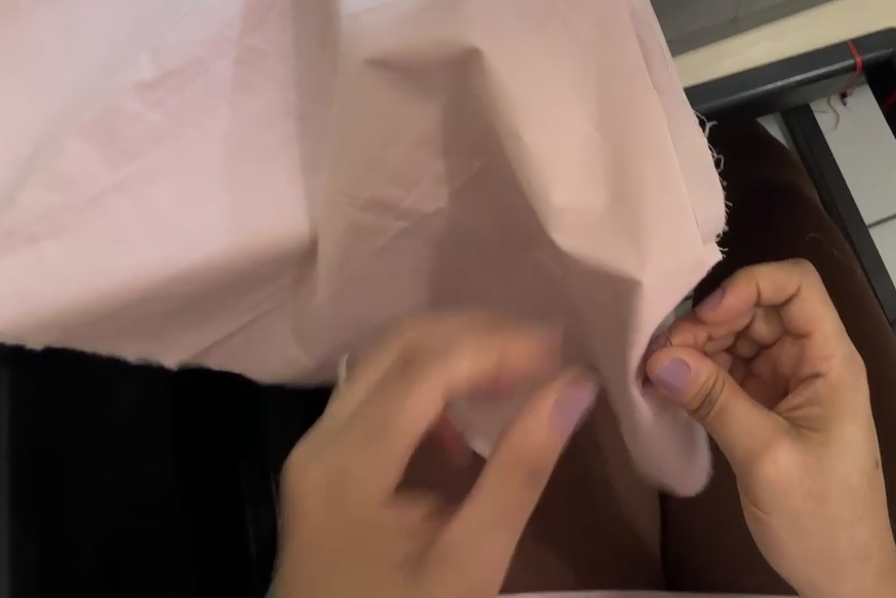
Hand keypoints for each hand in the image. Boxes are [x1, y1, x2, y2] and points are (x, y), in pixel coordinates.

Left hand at [276, 313, 597, 597]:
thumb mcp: (471, 562)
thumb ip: (521, 470)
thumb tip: (576, 386)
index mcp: (349, 464)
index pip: (427, 367)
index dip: (496, 344)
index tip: (558, 351)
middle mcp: (323, 436)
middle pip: (402, 344)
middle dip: (477, 333)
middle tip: (542, 349)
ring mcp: (319, 444)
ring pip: (391, 357)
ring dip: (456, 348)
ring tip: (518, 368)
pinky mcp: (328, 457)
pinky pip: (382, 386)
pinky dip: (434, 377)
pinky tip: (472, 410)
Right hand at [646, 260, 895, 597]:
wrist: (842, 583)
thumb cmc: (822, 518)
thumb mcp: (767, 458)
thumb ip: (715, 401)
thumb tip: (660, 358)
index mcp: (830, 359)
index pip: (797, 285)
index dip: (752, 284)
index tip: (708, 315)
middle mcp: (809, 359)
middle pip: (759, 308)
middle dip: (712, 320)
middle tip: (666, 351)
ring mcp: (787, 381)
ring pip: (739, 337)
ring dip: (700, 346)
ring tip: (660, 369)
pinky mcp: (766, 405)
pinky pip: (731, 370)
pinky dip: (701, 372)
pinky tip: (671, 384)